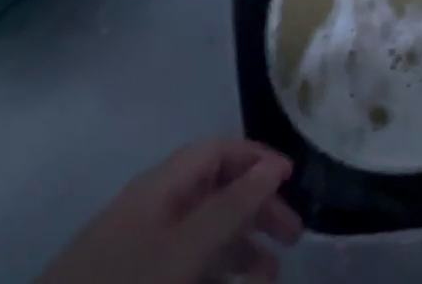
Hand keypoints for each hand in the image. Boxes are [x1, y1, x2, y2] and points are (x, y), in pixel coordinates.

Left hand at [39, 140, 304, 283]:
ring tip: (271, 275)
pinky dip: (218, 268)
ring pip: (204, 230)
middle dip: (257, 206)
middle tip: (292, 236)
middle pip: (215, 189)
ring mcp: (143, 244)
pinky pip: (188, 260)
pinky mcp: (139, 275)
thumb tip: (274, 167)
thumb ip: (232, 208)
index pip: (217, 151)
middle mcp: (154, 207)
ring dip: (242, 245)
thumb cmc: (128, 282)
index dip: (256, 158)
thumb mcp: (186, 249)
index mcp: (161, 186)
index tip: (292, 180)